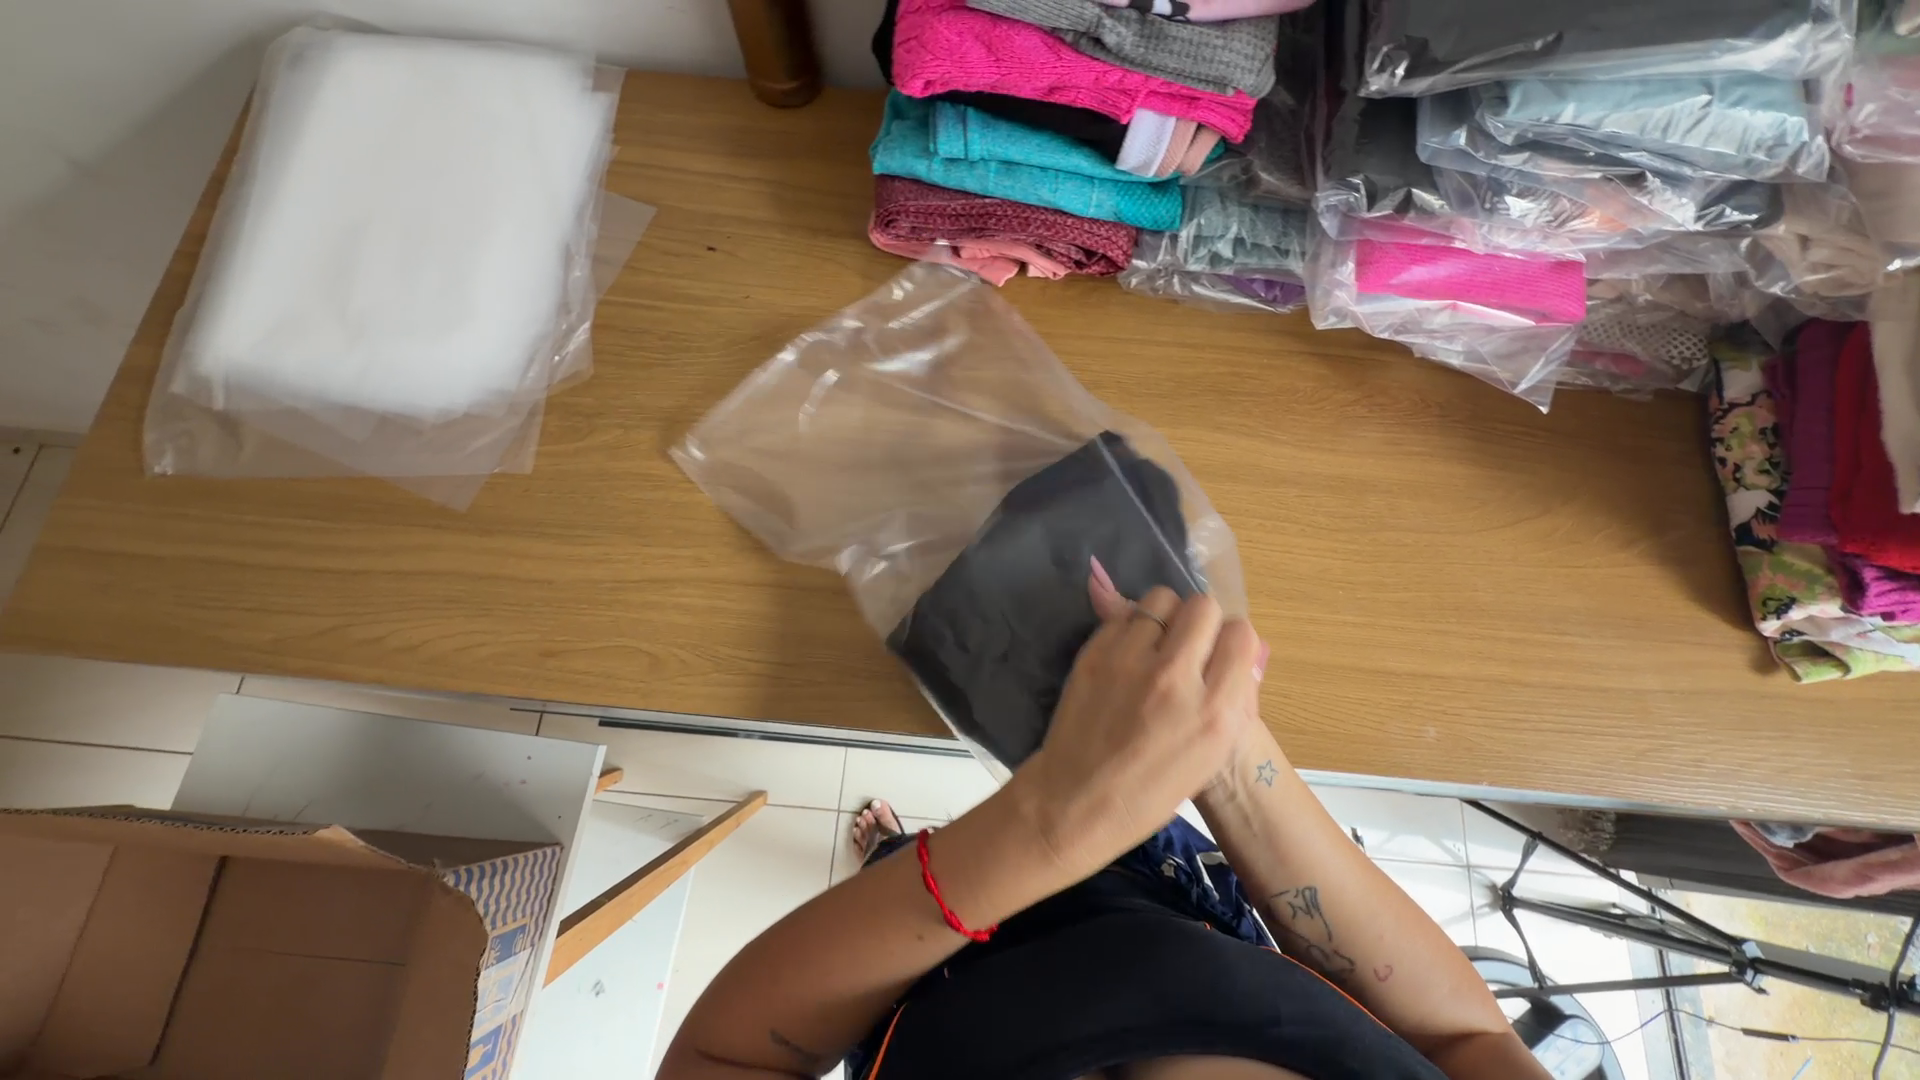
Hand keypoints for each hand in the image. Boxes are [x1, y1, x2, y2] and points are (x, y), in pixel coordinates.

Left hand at [1087, 561, 1270, 797]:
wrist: (1077, 800)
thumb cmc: (1152, 790)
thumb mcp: (1212, 754)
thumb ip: (1235, 697)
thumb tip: (1247, 650)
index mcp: (1216, 710)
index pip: (1242, 634)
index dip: (1232, 642)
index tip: (1219, 655)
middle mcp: (1176, 677)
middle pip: (1203, 606)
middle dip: (1200, 621)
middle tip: (1187, 645)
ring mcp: (1130, 660)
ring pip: (1161, 599)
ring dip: (1164, 615)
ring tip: (1156, 644)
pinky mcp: (1094, 653)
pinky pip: (1124, 615)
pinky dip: (1130, 627)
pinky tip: (1127, 654)